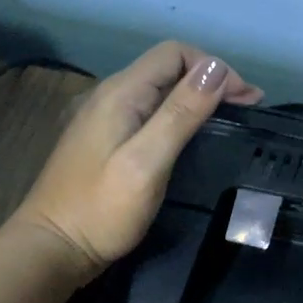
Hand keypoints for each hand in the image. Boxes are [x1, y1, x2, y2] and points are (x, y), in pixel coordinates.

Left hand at [10, 41, 261, 277]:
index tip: (245, 101)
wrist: (53, 249)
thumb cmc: (102, 208)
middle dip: (213, 80)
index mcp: (120, 94)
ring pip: (163, 88)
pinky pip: (153, 110)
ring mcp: (108, 117)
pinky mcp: (110, 139)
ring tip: (233, 119)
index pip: (175, 53)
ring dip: (200, 96)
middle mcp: (112, 96)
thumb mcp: (148, 161)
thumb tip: (216, 69)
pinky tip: (198, 133)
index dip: (215, 69)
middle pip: (170, 67)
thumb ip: (181, 112)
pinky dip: (183, 112)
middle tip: (249, 109)